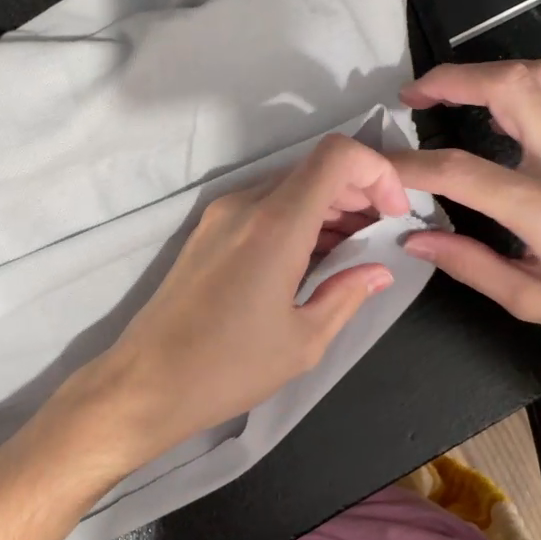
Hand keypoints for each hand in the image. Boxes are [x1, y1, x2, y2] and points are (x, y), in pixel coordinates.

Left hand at [74, 134, 410, 460]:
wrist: (146, 383)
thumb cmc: (228, 368)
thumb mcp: (302, 341)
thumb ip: (347, 295)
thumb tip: (378, 272)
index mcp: (275, 225)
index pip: (337, 156)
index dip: (377, 173)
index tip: (394, 213)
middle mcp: (244, 206)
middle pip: (314, 169)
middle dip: (357, 192)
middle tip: (380, 234)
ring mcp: (219, 217)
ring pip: (288, 186)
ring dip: (327, 207)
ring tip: (352, 250)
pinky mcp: (205, 234)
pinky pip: (262, 207)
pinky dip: (296, 219)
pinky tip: (311, 257)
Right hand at [395, 61, 540, 389]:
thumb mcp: (530, 299)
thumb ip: (468, 263)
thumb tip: (415, 238)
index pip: (462, 171)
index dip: (410, 166)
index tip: (381, 166)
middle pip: (509, 87)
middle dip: (451, 80)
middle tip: (413, 96)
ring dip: (490, 73)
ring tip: (455, 91)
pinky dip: (523, 87)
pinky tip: (502, 110)